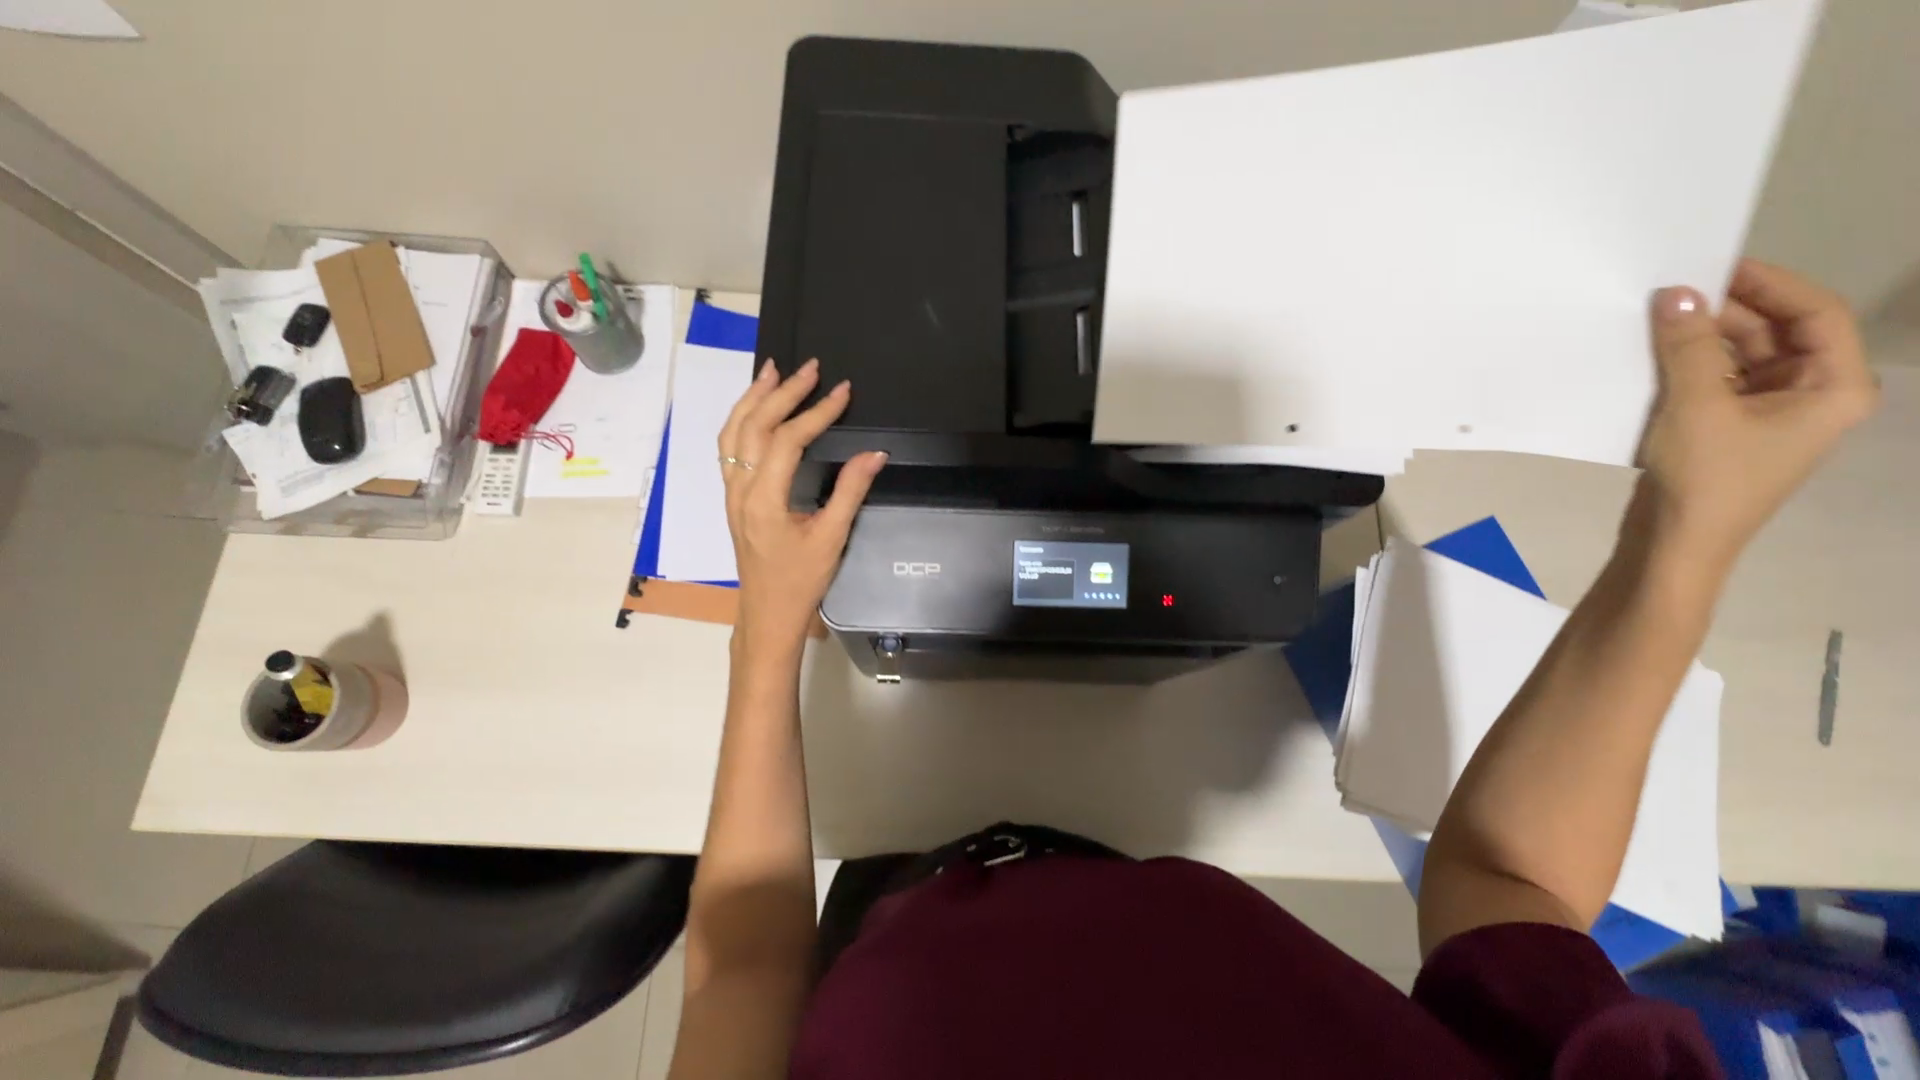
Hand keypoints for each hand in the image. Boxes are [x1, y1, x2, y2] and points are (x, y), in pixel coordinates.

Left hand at [718, 358, 887, 652]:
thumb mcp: (832, 539)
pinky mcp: (733, 496)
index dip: (816, 412)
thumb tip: (875, 454)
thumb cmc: (800, 582)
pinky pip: (730, 446)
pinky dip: (742, 418)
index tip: (842, 391)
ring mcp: (732, 491)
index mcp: (765, 499)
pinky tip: (757, 407)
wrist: (767, 613)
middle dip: (782, 392)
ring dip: (753, 398)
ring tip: (774, 371)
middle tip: (810, 367)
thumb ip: (851, 492)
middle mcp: (741, 489)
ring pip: (733, 432)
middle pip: (755, 426)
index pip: (788, 440)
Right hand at [1635, 259, 1877, 567]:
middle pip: (1779, 331)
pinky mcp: (1731, 427)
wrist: (1677, 545)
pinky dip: (1690, 364)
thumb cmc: (1706, 476)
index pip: (1816, 314)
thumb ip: (1687, 345)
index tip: (1716, 266)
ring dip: (1703, 337)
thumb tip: (1674, 293)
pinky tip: (1654, 356)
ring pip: (1742, 355)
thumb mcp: (1695, 405)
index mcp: (1833, 387)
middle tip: (1674, 293)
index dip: (1770, 284)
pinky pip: (1718, 379)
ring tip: (1656, 321)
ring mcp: (1770, 412)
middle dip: (1729, 310)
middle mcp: (1812, 394)